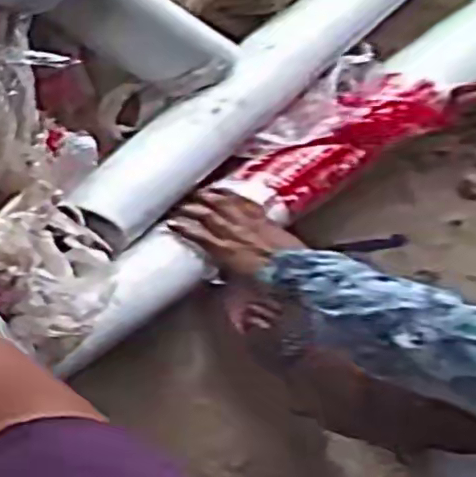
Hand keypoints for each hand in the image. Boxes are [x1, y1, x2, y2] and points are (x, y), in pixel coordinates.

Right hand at [169, 190, 305, 278]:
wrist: (305, 276)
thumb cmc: (271, 284)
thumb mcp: (237, 286)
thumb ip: (220, 279)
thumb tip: (207, 280)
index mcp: (224, 250)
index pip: (196, 234)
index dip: (181, 227)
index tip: (169, 223)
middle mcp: (234, 233)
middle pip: (206, 215)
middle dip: (188, 208)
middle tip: (176, 205)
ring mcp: (251, 224)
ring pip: (223, 205)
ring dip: (207, 197)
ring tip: (194, 193)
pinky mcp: (266, 220)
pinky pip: (245, 203)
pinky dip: (232, 195)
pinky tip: (223, 191)